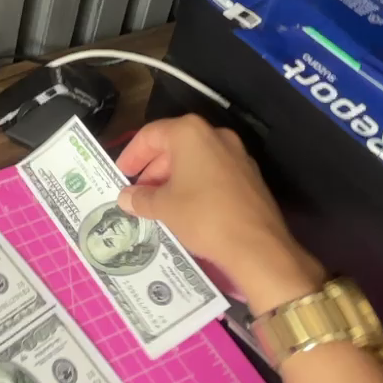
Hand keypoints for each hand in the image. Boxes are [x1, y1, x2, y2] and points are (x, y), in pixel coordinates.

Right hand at [115, 115, 324, 313]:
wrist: (261, 250)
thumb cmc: (204, 216)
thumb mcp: (164, 207)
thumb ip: (140, 198)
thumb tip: (125, 197)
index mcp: (189, 132)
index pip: (150, 135)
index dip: (132, 155)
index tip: (121, 174)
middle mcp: (214, 135)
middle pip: (174, 146)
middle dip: (153, 169)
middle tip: (139, 192)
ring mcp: (237, 155)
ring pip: (195, 159)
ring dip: (174, 178)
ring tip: (160, 202)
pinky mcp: (251, 177)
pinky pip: (214, 172)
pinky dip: (196, 184)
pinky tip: (187, 208)